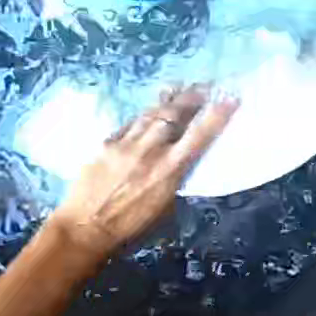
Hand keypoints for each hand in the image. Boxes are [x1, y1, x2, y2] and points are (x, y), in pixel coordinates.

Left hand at [46, 87, 236, 258]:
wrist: (85, 229)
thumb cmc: (130, 228)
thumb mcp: (164, 208)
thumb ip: (174, 179)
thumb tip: (180, 162)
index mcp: (170, 171)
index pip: (199, 136)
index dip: (217, 115)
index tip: (230, 98)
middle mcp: (151, 151)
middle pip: (175, 114)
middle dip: (192, 97)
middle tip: (205, 85)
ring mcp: (127, 143)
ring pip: (152, 114)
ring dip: (169, 100)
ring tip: (180, 88)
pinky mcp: (107, 142)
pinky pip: (131, 123)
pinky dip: (144, 115)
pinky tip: (149, 110)